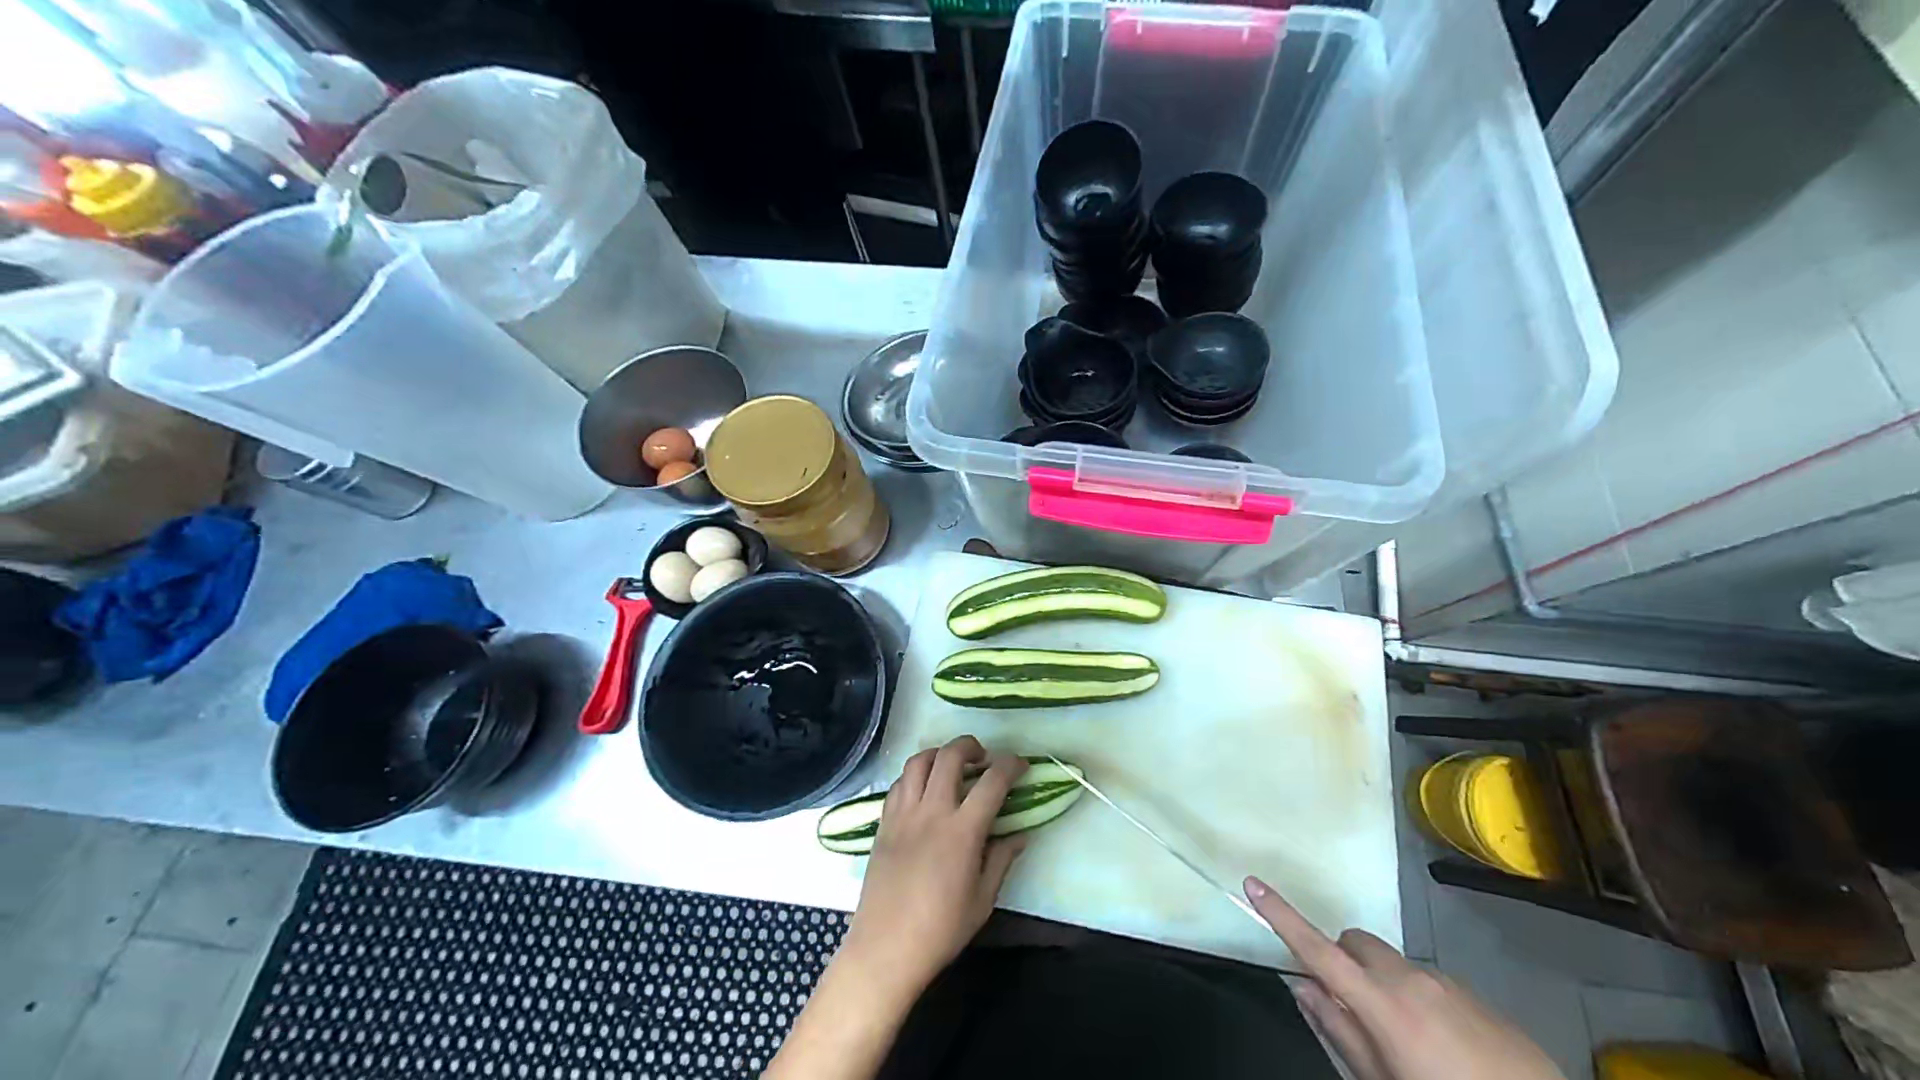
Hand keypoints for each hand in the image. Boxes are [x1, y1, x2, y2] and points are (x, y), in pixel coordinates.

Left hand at [839, 736, 1029, 998]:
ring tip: (952, 765)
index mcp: (962, 831)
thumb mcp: (982, 900)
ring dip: (939, 754)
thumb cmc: (940, 930)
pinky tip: (924, 789)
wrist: (885, 948)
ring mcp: (903, 814)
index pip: (992, 782)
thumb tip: (1019, 834)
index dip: (1011, 766)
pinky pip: (898, 783)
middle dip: (971, 746)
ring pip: (918, 761)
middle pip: (950, 756)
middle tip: (984, 758)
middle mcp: (931, 812)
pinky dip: (915, 775)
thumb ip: (1001, 859)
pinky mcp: (883, 823)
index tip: (1021, 766)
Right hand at [1244, 876, 1564, 1079]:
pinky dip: (1419, 997)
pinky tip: (1444, 1046)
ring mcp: (1449, 985)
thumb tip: (1304, 988)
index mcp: (1380, 1003)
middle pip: (1355, 942)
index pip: (1316, 949)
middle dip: (1342, 960)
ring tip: (1406, 1037)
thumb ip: (1341, 1031)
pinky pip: (1431, 982)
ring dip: (1382, 982)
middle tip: (1349, 1003)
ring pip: (1394, 963)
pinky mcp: (1480, 999)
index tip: (1252, 883)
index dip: (1280, 916)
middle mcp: (1410, 979)